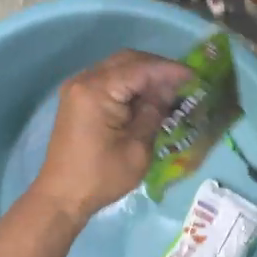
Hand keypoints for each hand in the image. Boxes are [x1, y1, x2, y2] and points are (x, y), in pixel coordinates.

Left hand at [30, 50, 192, 224]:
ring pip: (117, 68)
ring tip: (169, 90)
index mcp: (97, 91)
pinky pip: (108, 80)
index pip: (140, 69)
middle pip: (127, 60)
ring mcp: (77, 88)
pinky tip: (146, 98)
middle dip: (157, 68)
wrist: (62, 196)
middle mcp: (84, 81)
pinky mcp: (77, 99)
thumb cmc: (101, 177)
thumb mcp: (137, 148)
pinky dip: (129, 84)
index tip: (195, 76)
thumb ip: (153, 113)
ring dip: (143, 75)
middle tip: (183, 81)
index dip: (169, 70)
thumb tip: (167, 92)